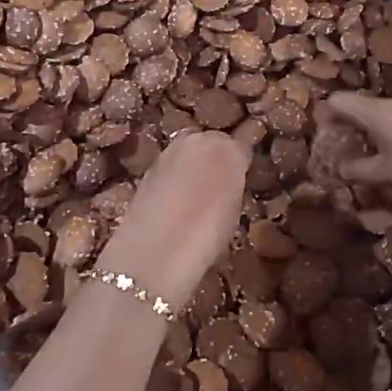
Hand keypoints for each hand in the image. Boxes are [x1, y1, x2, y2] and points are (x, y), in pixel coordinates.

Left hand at [96, 131, 246, 300]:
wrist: (155, 249)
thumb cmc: (208, 235)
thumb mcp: (233, 212)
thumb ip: (232, 187)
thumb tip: (227, 184)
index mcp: (230, 150)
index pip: (243, 149)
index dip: (241, 166)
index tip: (240, 181)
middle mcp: (200, 141)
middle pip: (213, 143)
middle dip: (215, 158)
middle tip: (217, 186)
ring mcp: (170, 151)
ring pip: (188, 151)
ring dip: (192, 165)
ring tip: (194, 194)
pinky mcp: (148, 166)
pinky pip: (170, 166)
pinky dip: (173, 177)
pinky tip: (173, 201)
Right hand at [314, 92, 391, 198]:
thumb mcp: (386, 174)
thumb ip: (358, 170)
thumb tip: (340, 169)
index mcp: (374, 112)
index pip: (338, 100)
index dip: (324, 115)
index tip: (321, 135)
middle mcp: (389, 104)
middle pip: (356, 104)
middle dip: (342, 123)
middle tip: (337, 147)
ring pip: (375, 112)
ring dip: (363, 129)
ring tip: (363, 153)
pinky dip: (382, 131)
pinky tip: (391, 154)